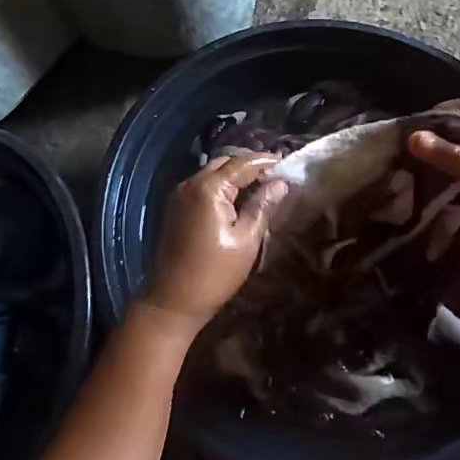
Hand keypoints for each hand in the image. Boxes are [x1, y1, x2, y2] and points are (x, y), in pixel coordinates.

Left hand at [143, 154, 288, 329]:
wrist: (175, 297)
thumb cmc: (216, 272)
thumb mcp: (246, 240)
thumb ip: (261, 207)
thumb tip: (279, 183)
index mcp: (208, 189)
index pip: (240, 164)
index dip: (263, 161)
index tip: (284, 161)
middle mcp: (189, 184)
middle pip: (222, 163)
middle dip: (247, 165)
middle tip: (273, 175)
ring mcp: (178, 195)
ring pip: (209, 173)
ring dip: (231, 175)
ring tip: (257, 185)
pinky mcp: (174, 207)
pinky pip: (199, 186)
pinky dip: (217, 186)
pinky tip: (234, 199)